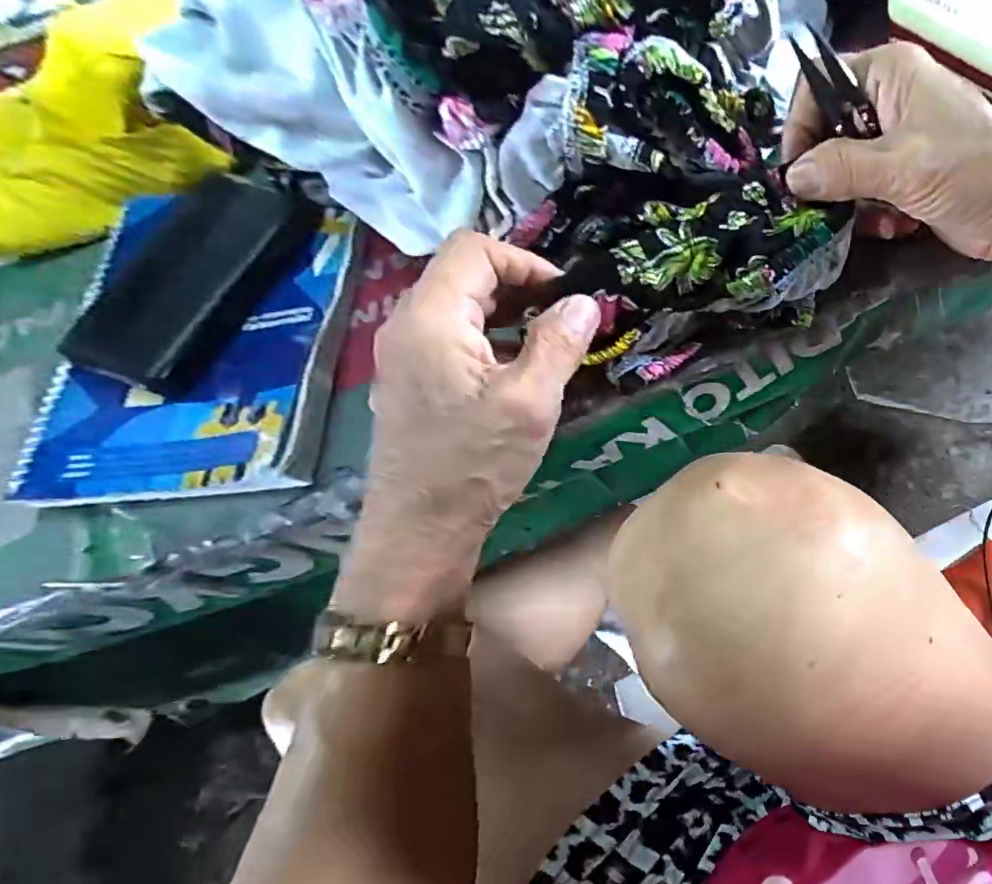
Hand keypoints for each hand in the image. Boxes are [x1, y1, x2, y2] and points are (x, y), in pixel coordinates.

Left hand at [334, 232, 599, 622]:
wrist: (421, 526)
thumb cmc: (475, 464)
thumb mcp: (530, 403)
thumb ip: (558, 345)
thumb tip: (585, 303)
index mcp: (431, 317)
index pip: (474, 249)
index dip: (527, 262)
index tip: (569, 298)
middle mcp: (408, 325)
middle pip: (465, 276)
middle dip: (523, 289)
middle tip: (569, 322)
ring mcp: (405, 355)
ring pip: (461, 310)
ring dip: (510, 317)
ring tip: (553, 348)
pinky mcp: (412, 383)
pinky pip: (454, 341)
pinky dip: (492, 342)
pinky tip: (522, 376)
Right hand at [782, 42, 991, 271]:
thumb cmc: (968, 173)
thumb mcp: (900, 168)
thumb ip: (842, 168)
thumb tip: (792, 176)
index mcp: (890, 73)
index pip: (823, 86)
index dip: (802, 128)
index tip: (794, 174)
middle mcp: (893, 99)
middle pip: (833, 131)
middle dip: (831, 173)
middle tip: (828, 206)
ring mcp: (902, 139)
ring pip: (850, 167)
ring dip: (855, 201)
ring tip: (874, 220)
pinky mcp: (910, 175)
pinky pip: (872, 190)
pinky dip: (876, 212)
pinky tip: (894, 227)